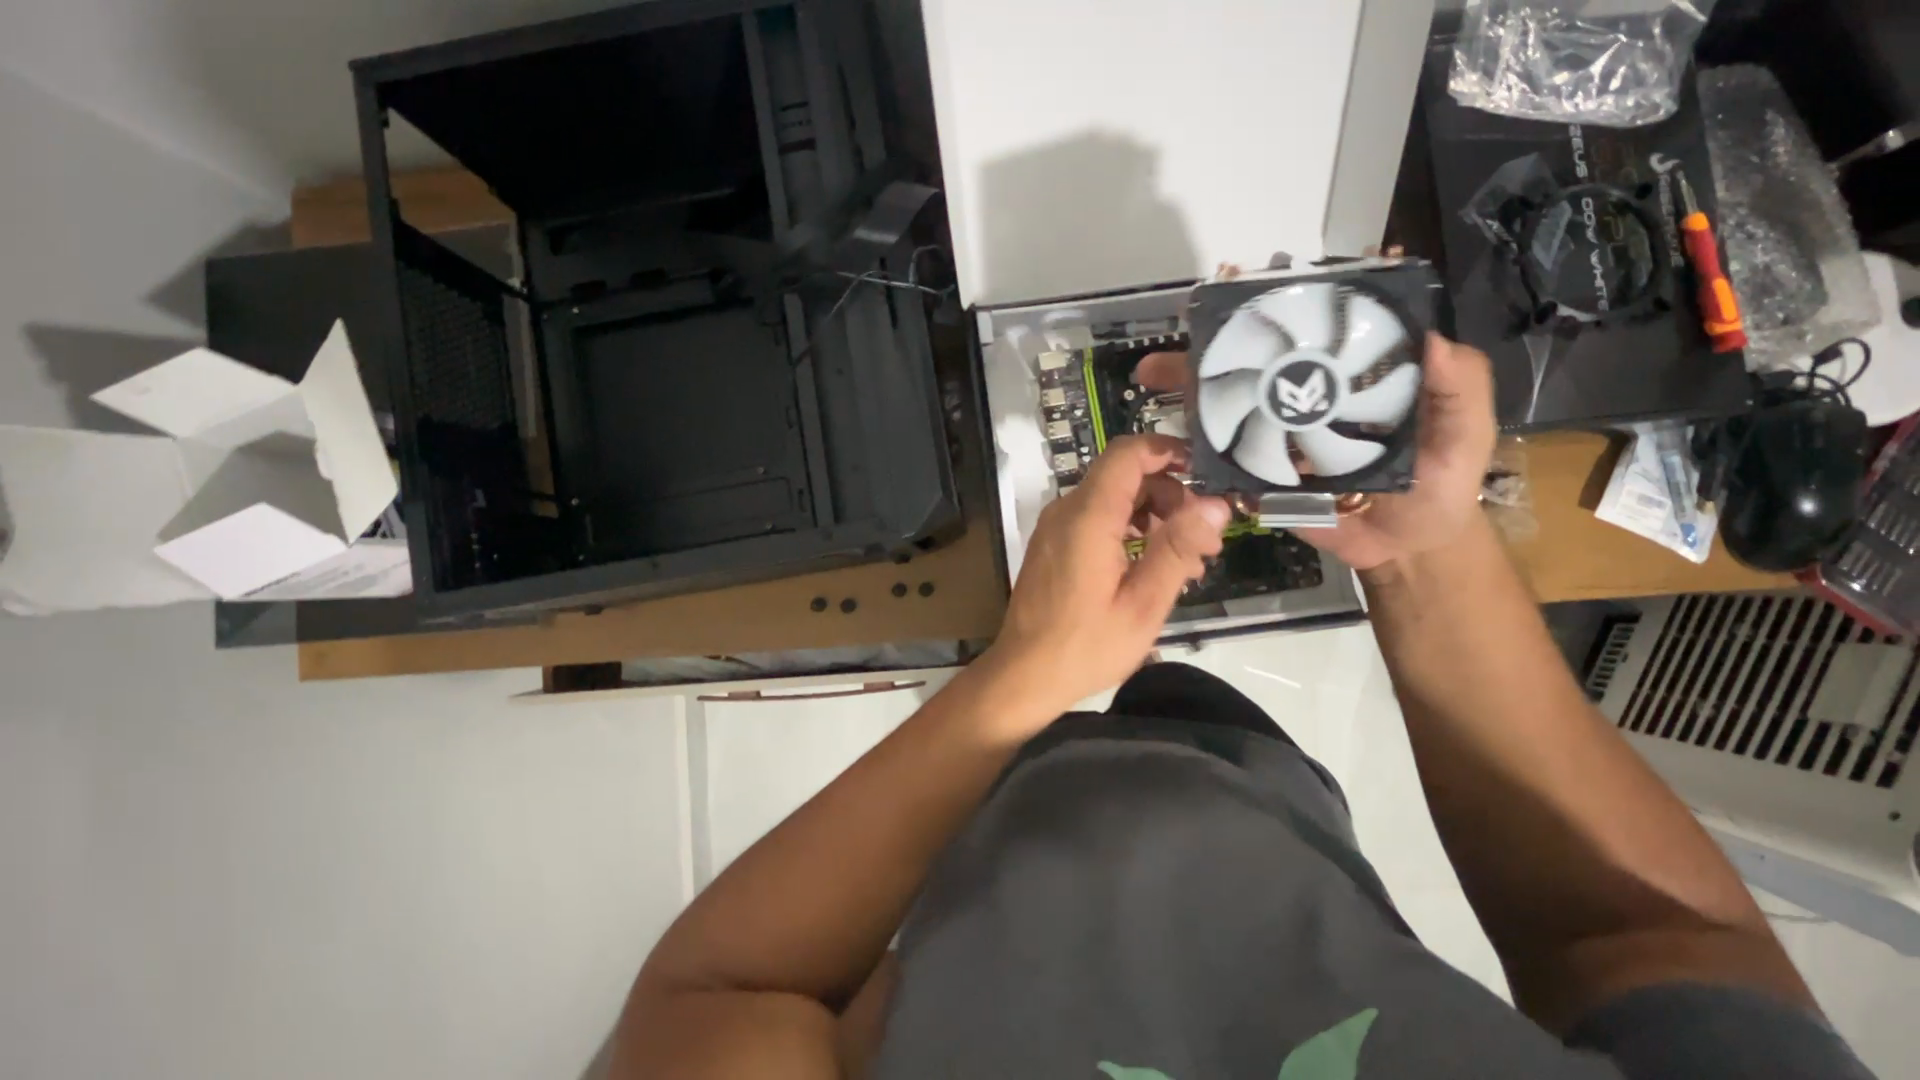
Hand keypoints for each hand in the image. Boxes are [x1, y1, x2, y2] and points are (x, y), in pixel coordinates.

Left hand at [977, 435, 1230, 720]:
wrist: (1024, 675)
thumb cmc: (1086, 646)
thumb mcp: (1143, 603)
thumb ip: (1178, 548)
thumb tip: (1215, 505)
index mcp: (1088, 517)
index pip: (1127, 453)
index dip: (1167, 451)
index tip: (1203, 473)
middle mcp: (1067, 511)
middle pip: (1123, 475)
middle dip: (1169, 494)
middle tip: (1203, 538)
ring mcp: (1055, 528)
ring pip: (1111, 497)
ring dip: (1152, 516)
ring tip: (1186, 560)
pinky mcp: (1052, 546)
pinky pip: (1095, 520)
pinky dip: (1127, 530)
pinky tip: (1151, 567)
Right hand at [1134, 333, 1496, 572]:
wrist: (1408, 549)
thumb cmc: (1441, 484)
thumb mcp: (1465, 430)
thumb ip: (1460, 387)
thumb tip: (1432, 340)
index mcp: (1351, 375)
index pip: (1313, 329)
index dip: (1282, 302)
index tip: (1247, 281)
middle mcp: (1308, 396)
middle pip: (1257, 360)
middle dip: (1215, 341)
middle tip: (1184, 322)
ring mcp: (1281, 436)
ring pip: (1231, 404)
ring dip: (1192, 386)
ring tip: (1153, 374)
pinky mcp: (1263, 476)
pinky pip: (1226, 459)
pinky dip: (1197, 448)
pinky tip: (1167, 435)